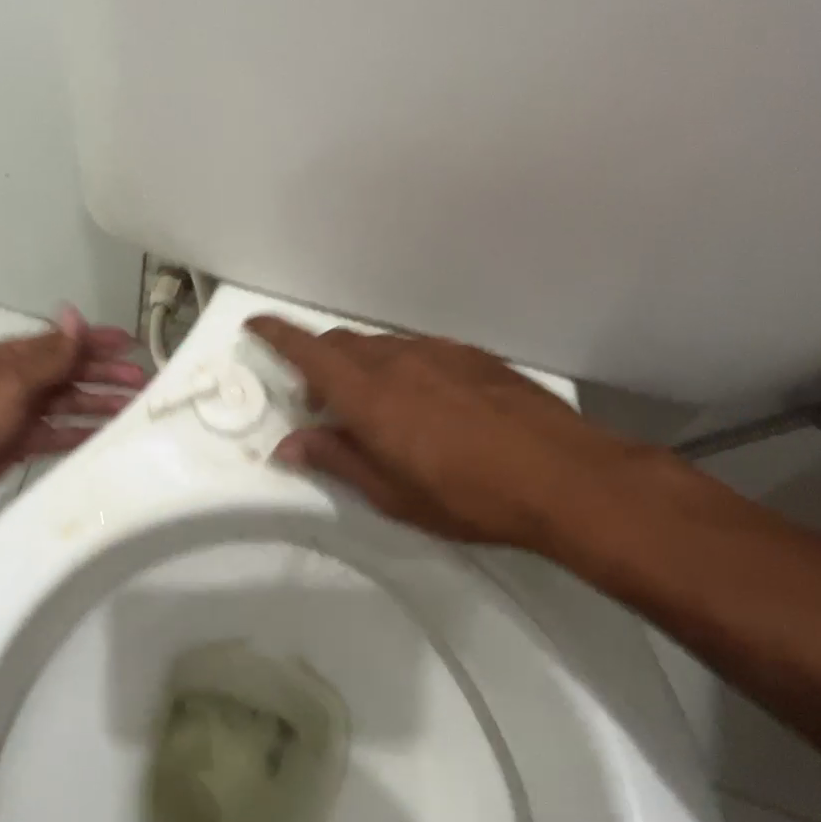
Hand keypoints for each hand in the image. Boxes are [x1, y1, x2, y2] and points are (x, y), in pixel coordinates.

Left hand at [0, 307, 147, 510]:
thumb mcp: (12, 382)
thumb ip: (50, 354)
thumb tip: (74, 312)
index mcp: (14, 357)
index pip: (64, 343)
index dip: (98, 342)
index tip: (134, 345)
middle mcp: (19, 380)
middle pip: (70, 373)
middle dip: (105, 375)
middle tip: (143, 383)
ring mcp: (19, 413)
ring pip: (68, 404)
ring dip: (98, 404)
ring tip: (132, 411)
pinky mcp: (19, 443)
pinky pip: (57, 434)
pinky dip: (79, 433)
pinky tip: (104, 437)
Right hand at [246, 316, 641, 552]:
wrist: (566, 478)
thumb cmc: (470, 497)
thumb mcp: (391, 494)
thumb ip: (336, 460)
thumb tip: (288, 446)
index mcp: (369, 396)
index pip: (308, 352)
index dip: (276, 335)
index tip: (254, 324)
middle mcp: (399, 362)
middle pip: (342, 345)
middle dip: (317, 362)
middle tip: (317, 402)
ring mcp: (441, 354)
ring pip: (382, 347)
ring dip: (360, 367)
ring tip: (371, 408)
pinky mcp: (475, 359)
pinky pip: (420, 352)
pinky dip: (400, 368)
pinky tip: (422, 402)